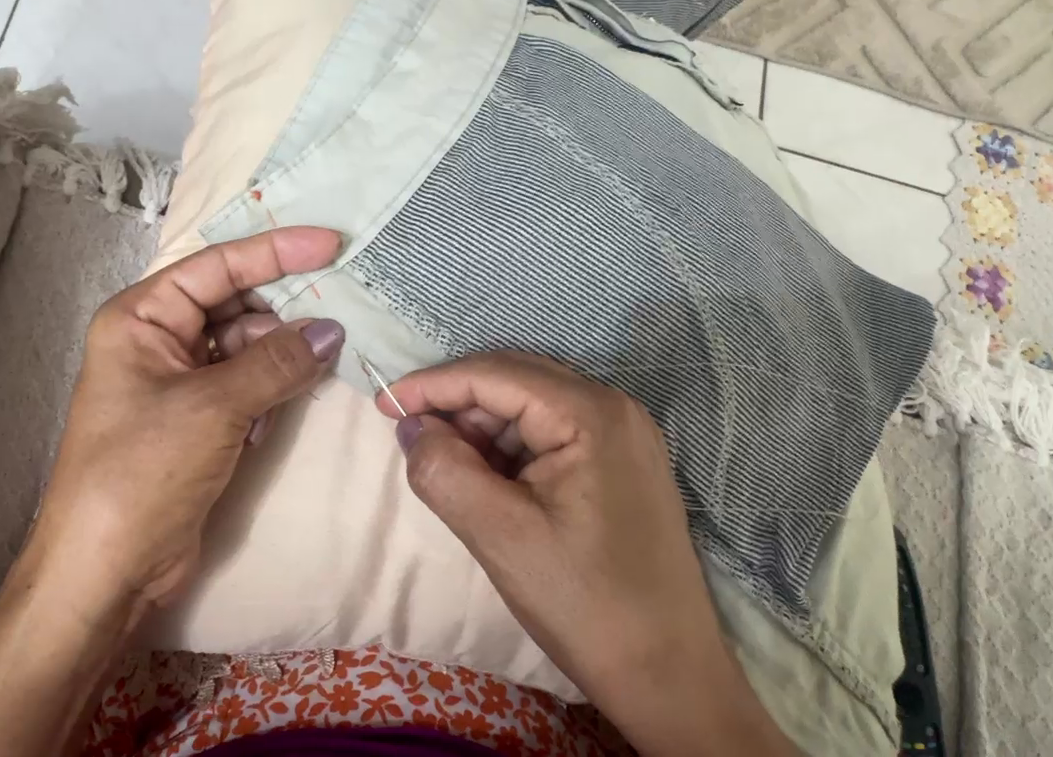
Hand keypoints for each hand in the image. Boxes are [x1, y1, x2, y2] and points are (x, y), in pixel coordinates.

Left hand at [0, 228, 345, 756]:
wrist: (106, 571)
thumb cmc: (142, 471)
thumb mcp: (213, 408)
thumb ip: (276, 363)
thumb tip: (332, 330)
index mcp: (141, 318)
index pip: (215, 266)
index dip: (274, 251)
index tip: (330, 242)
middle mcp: (158, 341)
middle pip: (233, 303)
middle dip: (285, 306)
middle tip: (343, 303)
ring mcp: (180, 382)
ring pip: (245, 346)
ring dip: (285, 351)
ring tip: (332, 351)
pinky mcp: (200, 420)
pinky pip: (248, 384)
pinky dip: (276, 385)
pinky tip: (302, 391)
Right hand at [381, 352, 794, 756]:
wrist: (670, 677)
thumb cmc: (585, 604)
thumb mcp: (499, 536)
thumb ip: (443, 470)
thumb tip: (411, 427)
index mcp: (590, 413)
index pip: (494, 374)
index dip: (432, 385)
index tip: (383, 405)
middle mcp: (613, 407)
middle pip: (514, 379)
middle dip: (456, 402)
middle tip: (409, 435)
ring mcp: (624, 435)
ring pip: (531, 406)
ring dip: (482, 426)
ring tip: (446, 463)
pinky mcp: (622, 463)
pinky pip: (552, 433)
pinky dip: (510, 447)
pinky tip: (488, 476)